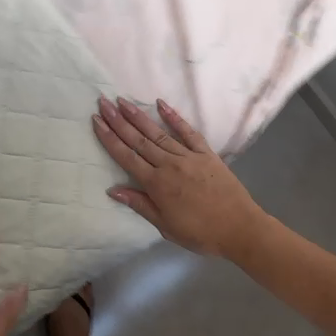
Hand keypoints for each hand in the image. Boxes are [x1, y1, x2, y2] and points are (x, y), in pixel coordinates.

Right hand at [93, 97, 269, 257]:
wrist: (239, 228)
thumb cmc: (200, 233)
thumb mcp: (166, 226)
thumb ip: (140, 204)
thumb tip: (112, 189)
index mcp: (157, 184)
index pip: (127, 157)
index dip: (110, 138)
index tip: (96, 121)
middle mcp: (169, 165)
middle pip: (139, 140)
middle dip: (119, 120)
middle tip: (103, 102)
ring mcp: (188, 156)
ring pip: (158, 133)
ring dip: (139, 116)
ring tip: (123, 101)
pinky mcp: (206, 153)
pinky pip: (188, 131)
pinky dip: (174, 117)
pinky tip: (161, 104)